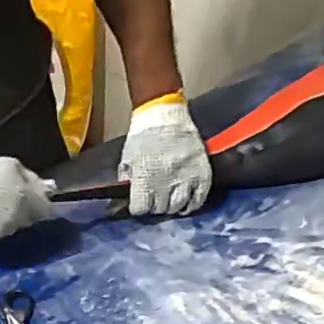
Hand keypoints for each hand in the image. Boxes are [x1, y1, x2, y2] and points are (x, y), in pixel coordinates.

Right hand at [0, 156, 57, 245]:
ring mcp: (2, 233)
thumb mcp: (14, 167)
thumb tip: (45, 189)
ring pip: (12, 230)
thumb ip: (32, 181)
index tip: (40, 203)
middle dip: (26, 213)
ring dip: (10, 222)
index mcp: (28, 202)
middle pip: (29, 222)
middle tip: (16, 203)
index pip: (46, 211)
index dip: (44, 206)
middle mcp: (18, 222)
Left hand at [116, 96, 212, 216]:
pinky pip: (201, 194)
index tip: (141, 204)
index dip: (139, 208)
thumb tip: (122, 203)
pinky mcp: (201, 167)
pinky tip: (187, 205)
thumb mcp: (126, 163)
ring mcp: (185, 174)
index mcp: (145, 179)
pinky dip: (194, 203)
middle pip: (160, 209)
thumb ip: (127, 183)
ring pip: (179, 204)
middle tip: (155, 202)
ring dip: (173, 208)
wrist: (163, 115)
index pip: (141, 209)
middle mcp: (165, 180)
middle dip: (155, 208)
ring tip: (170, 204)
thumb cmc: (141, 139)